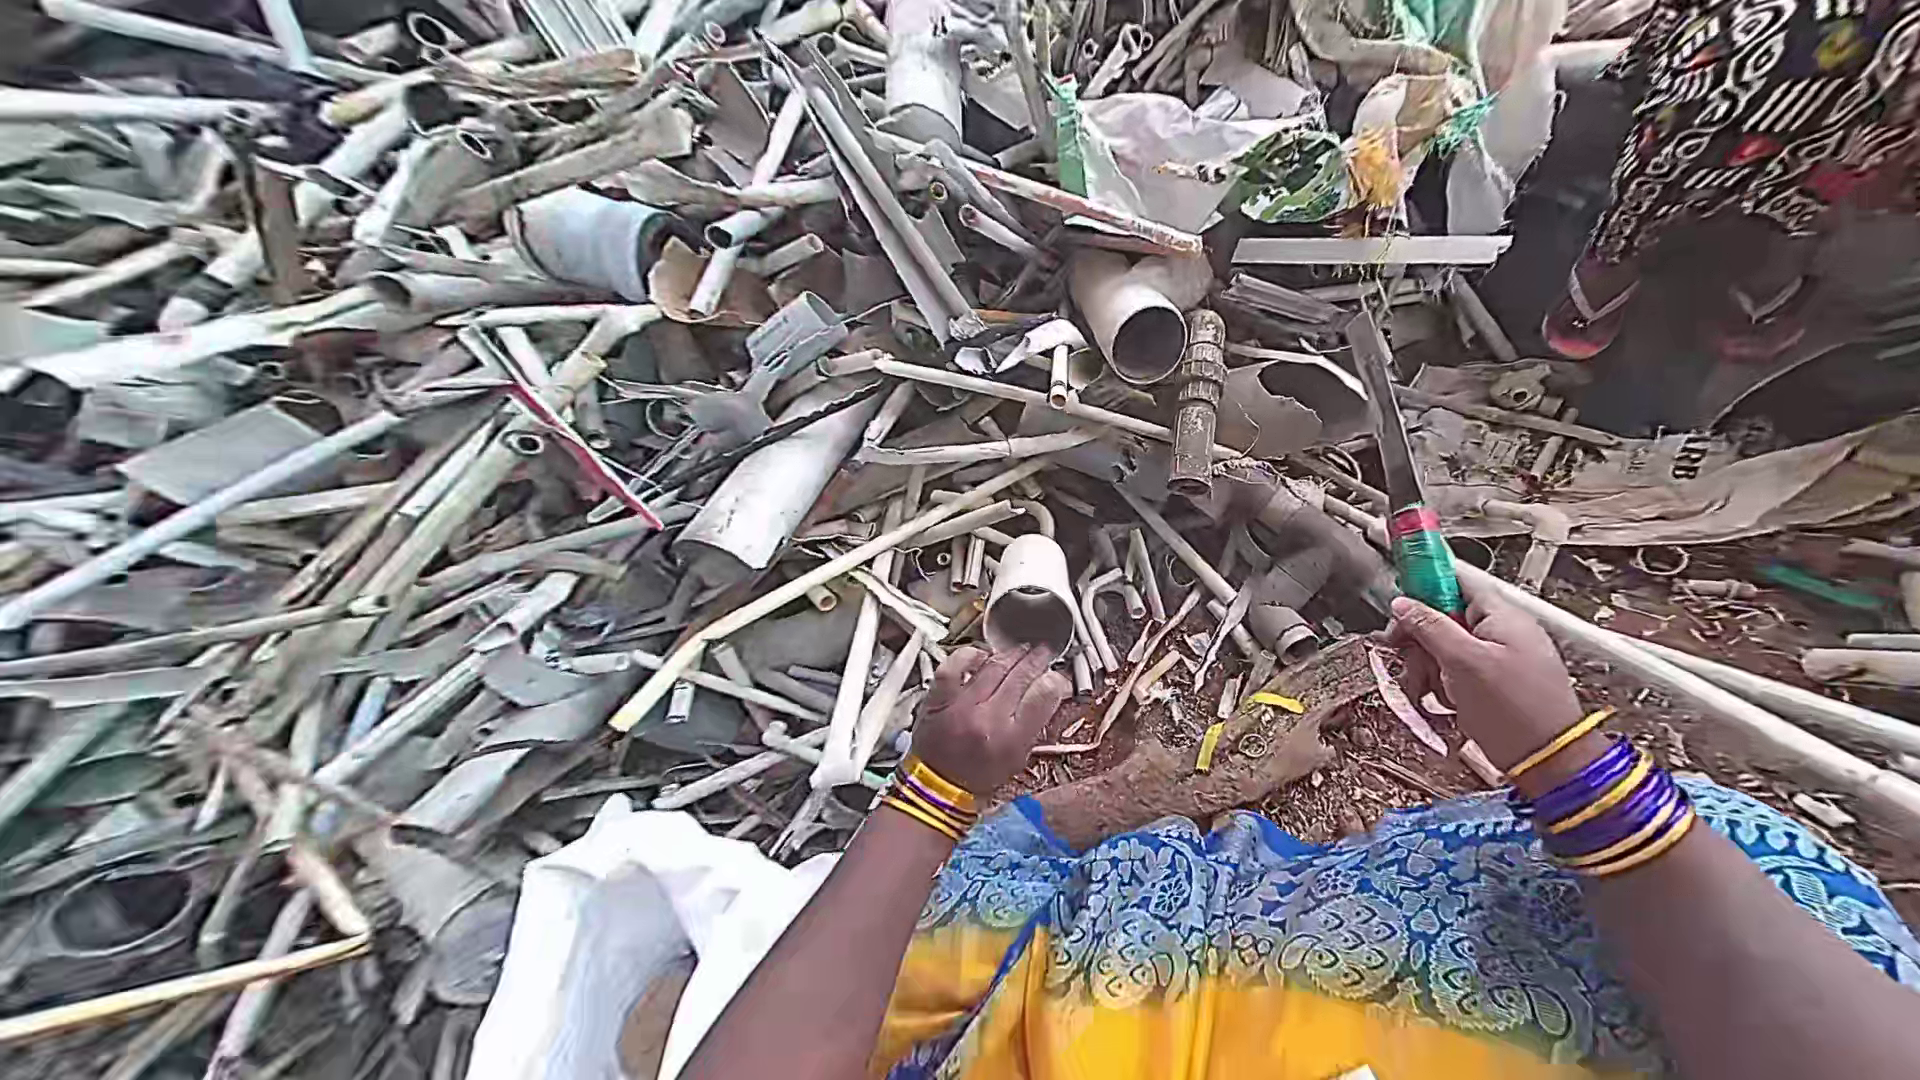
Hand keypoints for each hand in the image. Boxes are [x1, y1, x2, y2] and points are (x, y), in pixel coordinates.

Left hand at [911, 643, 1068, 795]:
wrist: (936, 787)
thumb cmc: (976, 776)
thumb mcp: (1017, 759)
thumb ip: (1036, 726)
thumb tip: (1053, 693)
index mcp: (1011, 741)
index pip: (1043, 695)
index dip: (1055, 679)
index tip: (1057, 675)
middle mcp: (988, 720)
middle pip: (1021, 675)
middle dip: (1037, 660)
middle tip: (1044, 654)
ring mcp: (962, 706)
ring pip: (994, 666)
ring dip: (1012, 654)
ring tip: (1021, 651)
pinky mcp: (939, 697)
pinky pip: (956, 665)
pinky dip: (971, 655)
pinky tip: (982, 655)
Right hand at [1384, 573, 1585, 784]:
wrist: (1546, 761)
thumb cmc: (1516, 711)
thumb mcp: (1463, 661)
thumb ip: (1430, 626)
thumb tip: (1403, 604)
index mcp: (1504, 618)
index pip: (1457, 581)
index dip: (1425, 584)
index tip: (1399, 594)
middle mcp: (1501, 632)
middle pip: (1442, 615)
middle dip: (1419, 635)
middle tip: (1406, 650)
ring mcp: (1496, 656)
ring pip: (1441, 643)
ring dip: (1425, 662)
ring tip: (1430, 683)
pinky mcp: (1489, 678)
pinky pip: (1451, 666)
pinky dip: (1438, 678)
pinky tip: (1441, 694)